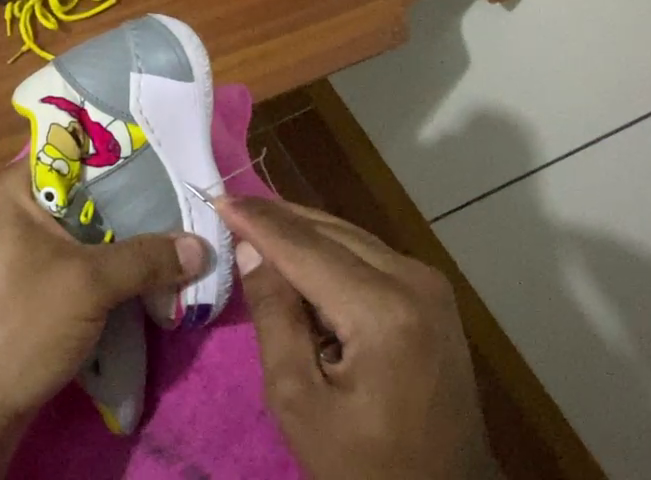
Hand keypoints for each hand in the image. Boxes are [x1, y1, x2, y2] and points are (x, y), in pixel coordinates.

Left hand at [0, 160, 208, 477]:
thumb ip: (147, 257)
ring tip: (182, 229)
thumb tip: (202, 244)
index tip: (171, 154)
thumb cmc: (24, 324)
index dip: (124, 149)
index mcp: (16, 186)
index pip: (76, 147)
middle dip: (136, 198)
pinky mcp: (39, 276)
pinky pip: (84, 253)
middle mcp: (19, 204)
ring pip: (90, 224)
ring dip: (130, 234)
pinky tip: (155, 265)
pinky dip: (116, 259)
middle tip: (187, 196)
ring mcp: (27, 242)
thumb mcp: (90, 283)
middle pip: (88, 188)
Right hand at [216, 196, 487, 479]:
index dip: (257, 221)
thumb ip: (274, 316)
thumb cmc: (364, 463)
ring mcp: (431, 287)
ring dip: (301, 230)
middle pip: (329, 232)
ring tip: (254, 222)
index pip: (303, 247)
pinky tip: (298, 251)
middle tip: (230, 208)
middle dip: (277, 218)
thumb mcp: (298, 400)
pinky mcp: (434, 298)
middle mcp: (414, 282)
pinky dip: (328, 248)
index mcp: (383, 310)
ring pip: (349, 237)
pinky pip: (369, 254)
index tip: (216, 198)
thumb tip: (251, 250)